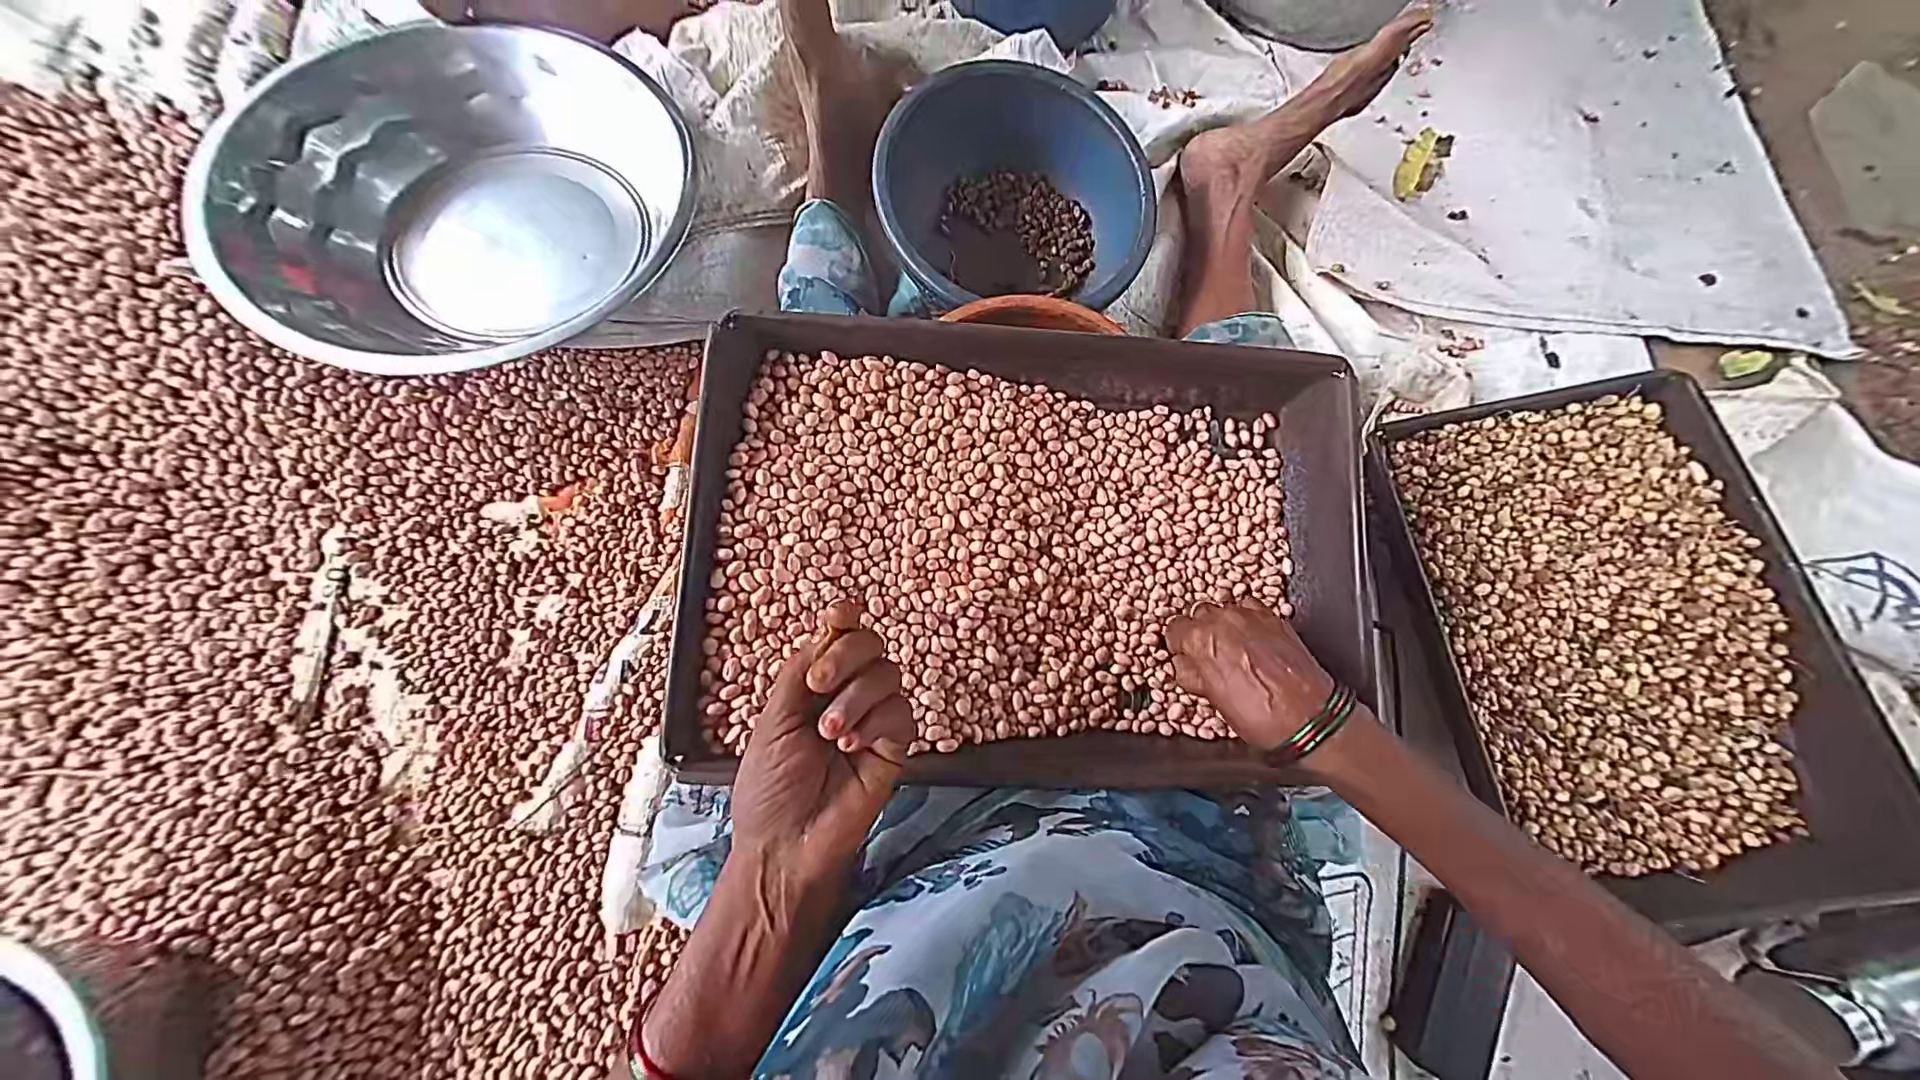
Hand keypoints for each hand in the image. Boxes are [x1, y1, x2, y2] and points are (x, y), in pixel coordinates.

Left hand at [731, 601, 914, 888]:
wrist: (784, 844)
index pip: (839, 637)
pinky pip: (901, 711)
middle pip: (869, 644)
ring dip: (855, 697)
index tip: (837, 616)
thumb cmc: (770, 786)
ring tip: (829, 733)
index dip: (844, 619)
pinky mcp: (895, 744)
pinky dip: (875, 720)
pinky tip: (851, 746)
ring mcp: (874, 718)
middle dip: (846, 655)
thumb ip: (799, 672)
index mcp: (816, 684)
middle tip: (819, 683)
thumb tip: (827, 630)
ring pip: (887, 674)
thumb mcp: (773, 720)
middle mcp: (848, 693)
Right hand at [1165, 600, 1336, 751]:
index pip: (1175, 628)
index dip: (1179, 643)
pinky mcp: (1275, 619)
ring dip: (1223, 625)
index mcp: (1200, 640)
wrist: (1311, 720)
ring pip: (1224, 609)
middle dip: (1200, 632)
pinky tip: (1252, 639)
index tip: (1184, 654)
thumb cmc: (1262, 716)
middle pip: (1198, 614)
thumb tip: (1185, 665)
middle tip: (1208, 654)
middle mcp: (1223, 621)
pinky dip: (1247, 620)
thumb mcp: (1213, 699)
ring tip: (1233, 648)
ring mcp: (1251, 617)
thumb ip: (1192, 674)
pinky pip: (1250, 609)